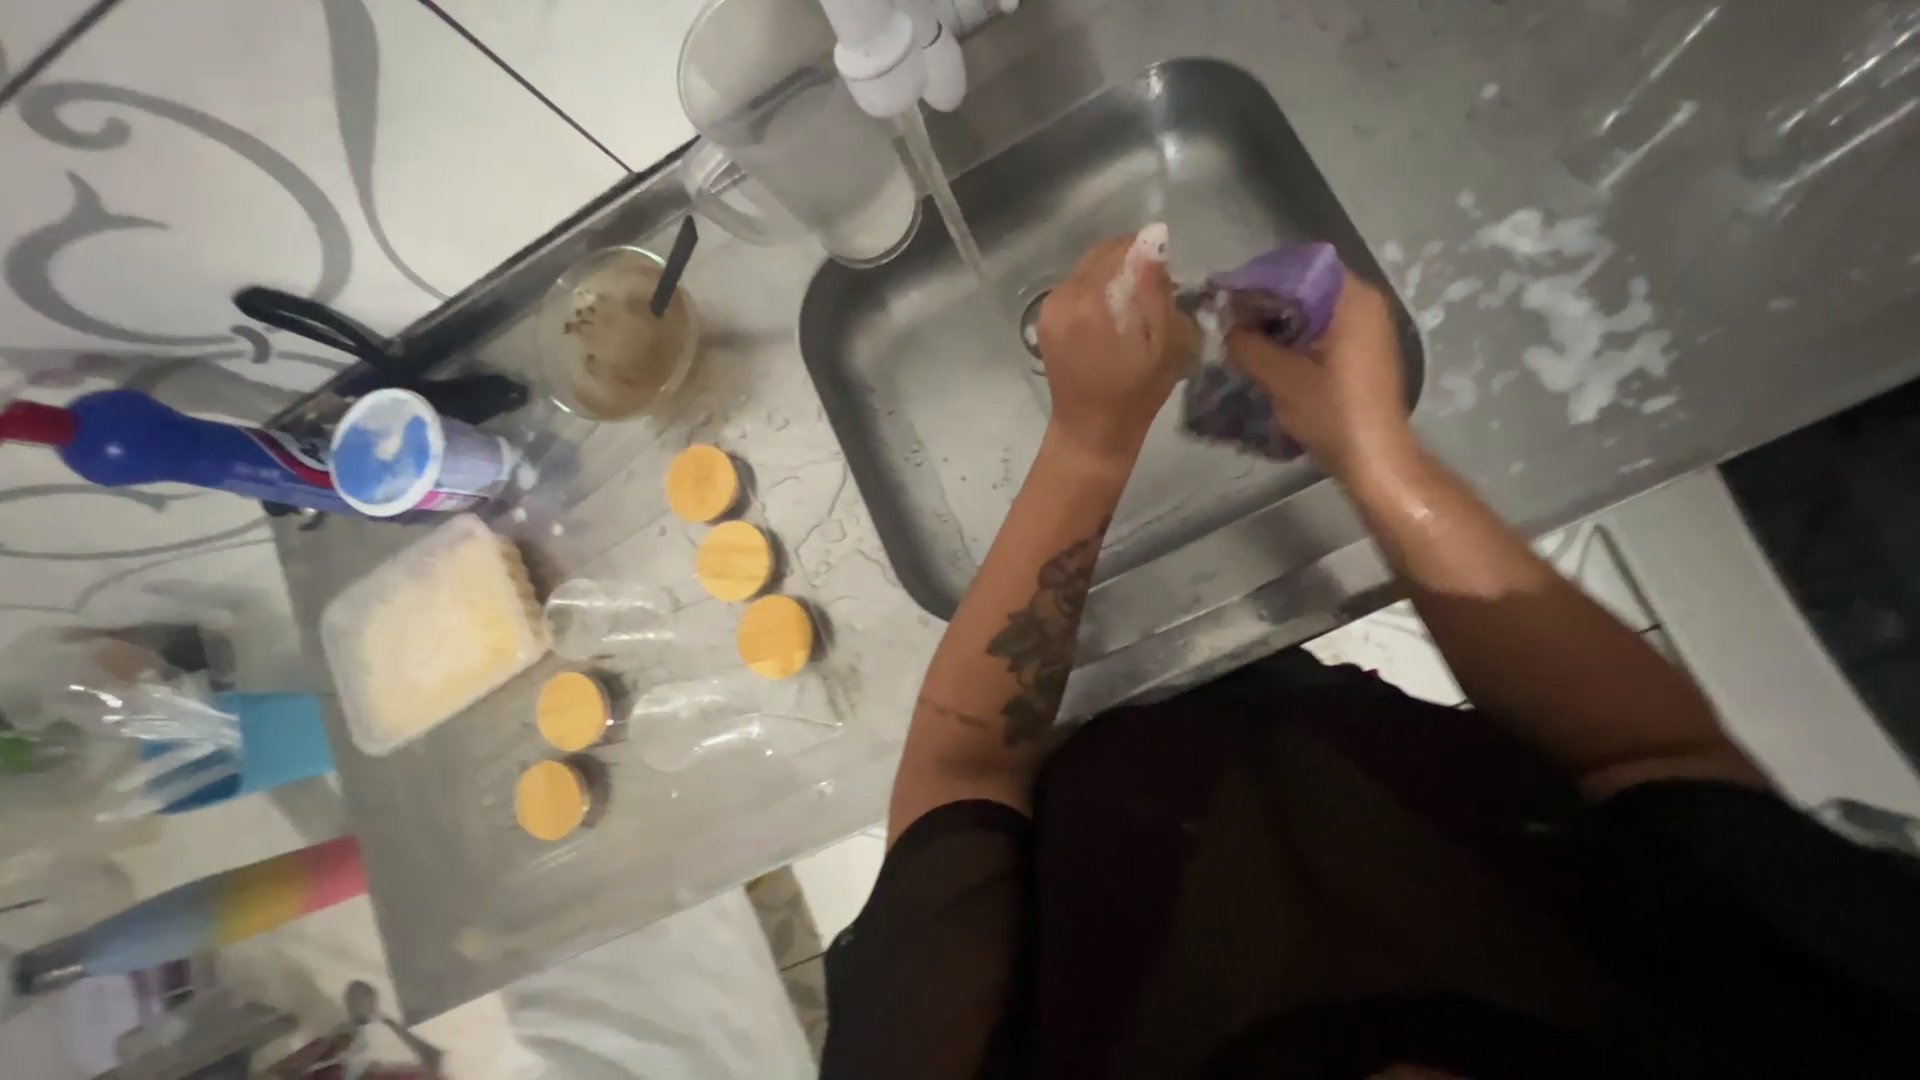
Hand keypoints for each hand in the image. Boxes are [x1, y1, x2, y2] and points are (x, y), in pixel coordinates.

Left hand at [1035, 229, 1185, 464]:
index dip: (1147, 251)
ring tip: (1132, 305)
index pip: (1120, 247)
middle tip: (1151, 288)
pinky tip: (1111, 318)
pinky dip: (1094, 293)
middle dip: (1128, 262)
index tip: (1165, 273)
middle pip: (1099, 255)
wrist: (1091, 432)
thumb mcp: (1164, 343)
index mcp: (1091, 300)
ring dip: (1111, 277)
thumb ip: (1156, 289)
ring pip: (1085, 271)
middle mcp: (1063, 297)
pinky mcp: (1044, 323)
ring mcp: (1049, 310)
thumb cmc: (1136, 393)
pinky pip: (1073, 291)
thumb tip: (1152, 241)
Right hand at [1226, 271, 1414, 478]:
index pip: (1298, 267)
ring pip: (1313, 308)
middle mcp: (1364, 302)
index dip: (1259, 280)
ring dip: (1279, 320)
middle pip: (1306, 285)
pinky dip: (1296, 335)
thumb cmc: (1330, 412)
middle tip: (1231, 320)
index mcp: (1349, 299)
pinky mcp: (1363, 347)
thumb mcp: (1280, 377)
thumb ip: (1248, 345)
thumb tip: (1229, 326)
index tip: (1228, 299)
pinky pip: (1323, 327)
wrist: (1372, 455)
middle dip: (1267, 301)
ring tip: (1245, 339)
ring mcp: (1368, 325)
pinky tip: (1272, 355)